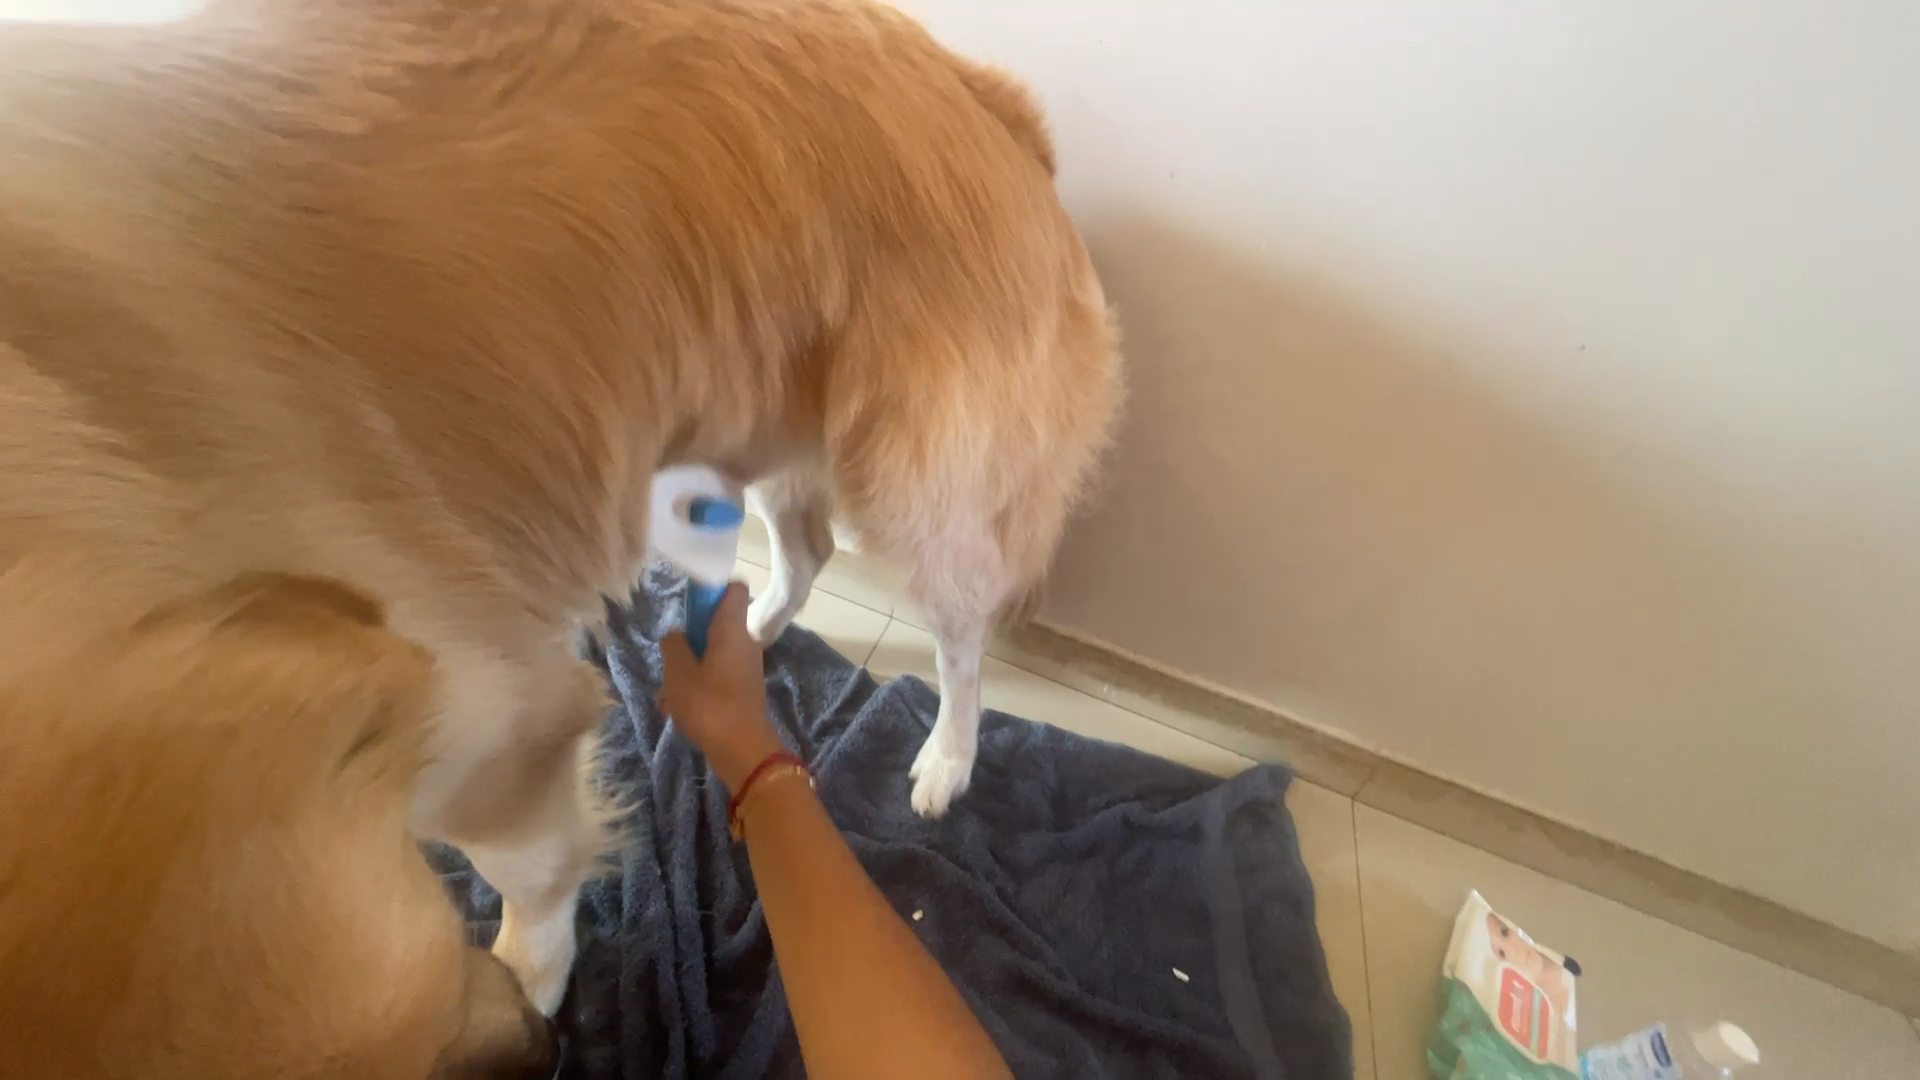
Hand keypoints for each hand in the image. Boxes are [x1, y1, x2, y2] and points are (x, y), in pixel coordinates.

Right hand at [659, 582, 785, 790]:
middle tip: (669, 659)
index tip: (688, 602)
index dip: (712, 588)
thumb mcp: (679, 673)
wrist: (743, 748)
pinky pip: (716, 674)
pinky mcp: (742, 686)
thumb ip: (674, 646)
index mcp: (732, 628)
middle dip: (689, 638)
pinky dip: (697, 685)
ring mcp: (745, 664)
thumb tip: (676, 634)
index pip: (733, 588)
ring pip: (711, 652)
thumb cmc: (710, 705)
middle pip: (716, 623)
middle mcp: (744, 641)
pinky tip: (675, 708)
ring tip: (667, 694)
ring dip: (687, 668)